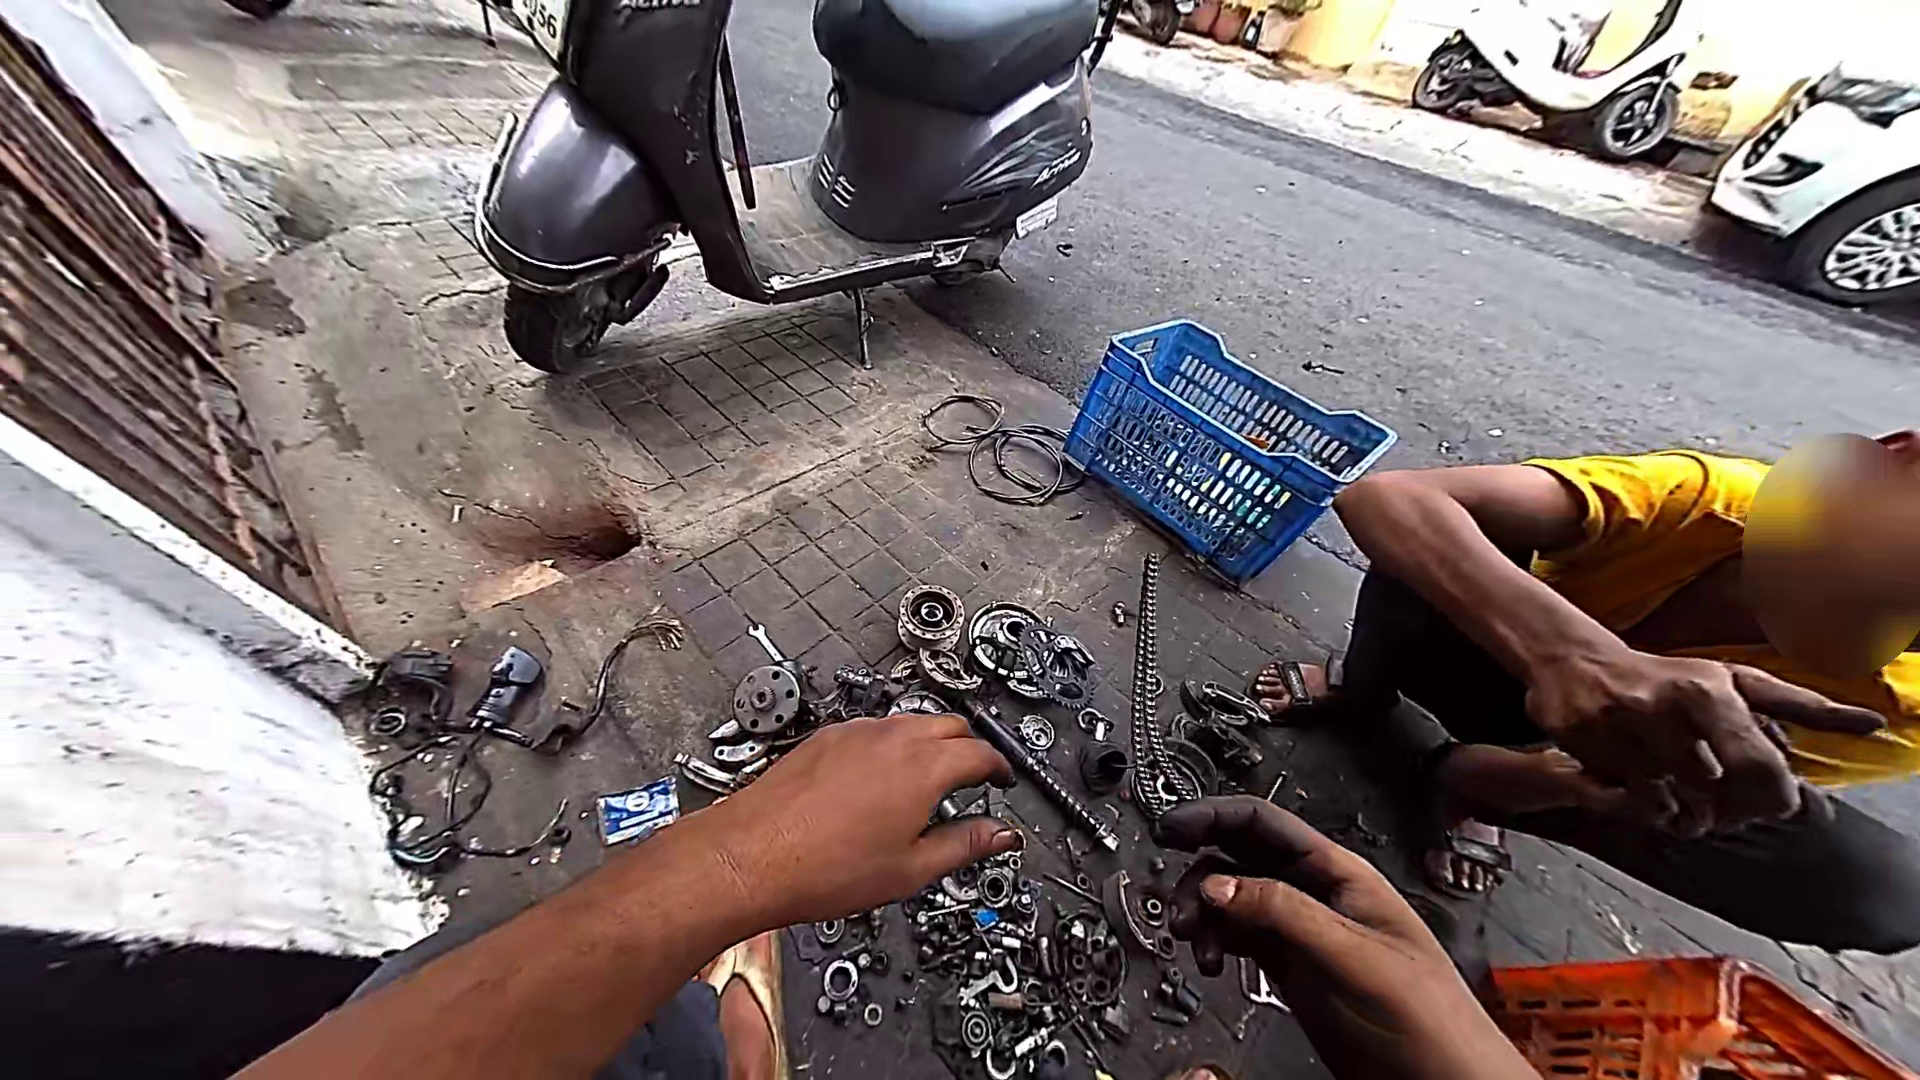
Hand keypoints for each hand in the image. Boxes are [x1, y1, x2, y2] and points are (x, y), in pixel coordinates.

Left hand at [687, 713, 1014, 930]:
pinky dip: (894, 743)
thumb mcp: (910, 868)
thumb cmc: (822, 865)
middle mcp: (894, 738)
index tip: (1001, 778)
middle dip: (970, 747)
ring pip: (913, 721)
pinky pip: (877, 728)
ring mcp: (860, 731)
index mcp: (923, 767)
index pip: (981, 753)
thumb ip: (965, 845)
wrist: (753, 854)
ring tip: (926, 779)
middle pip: (952, 725)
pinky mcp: (832, 735)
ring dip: (932, 742)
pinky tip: (880, 776)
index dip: (999, 767)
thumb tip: (999, 836)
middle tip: (971, 776)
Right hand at [1159, 798, 1536, 1079]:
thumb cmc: (1430, 1024)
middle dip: (1198, 861)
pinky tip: (1209, 959)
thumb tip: (1215, 884)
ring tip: (1190, 934)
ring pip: (1228, 894)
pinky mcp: (1284, 961)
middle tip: (1167, 872)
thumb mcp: (1356, 958)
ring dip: (1200, 907)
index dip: (1211, 816)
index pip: (1260, 822)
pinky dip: (1211, 938)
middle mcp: (1308, 890)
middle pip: (1236, 852)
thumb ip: (1283, 912)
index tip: (1172, 828)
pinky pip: (1232, 932)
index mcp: (1333, 872)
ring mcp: (1295, 926)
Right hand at [1525, 649, 1880, 827]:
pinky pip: (1609, 781)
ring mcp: (1606, 719)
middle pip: (1705, 787)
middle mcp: (1654, 705)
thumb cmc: (1658, 674)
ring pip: (1655, 788)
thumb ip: (1799, 706)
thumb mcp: (1728, 680)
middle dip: (1712, 803)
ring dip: (1667, 798)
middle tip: (1712, 806)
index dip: (1768, 802)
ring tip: (1668, 788)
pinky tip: (1627, 774)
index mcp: (1705, 693)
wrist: (1569, 657)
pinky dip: (1623, 787)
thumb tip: (1872, 723)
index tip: (1761, 807)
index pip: (1759, 771)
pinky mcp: (1572, 732)